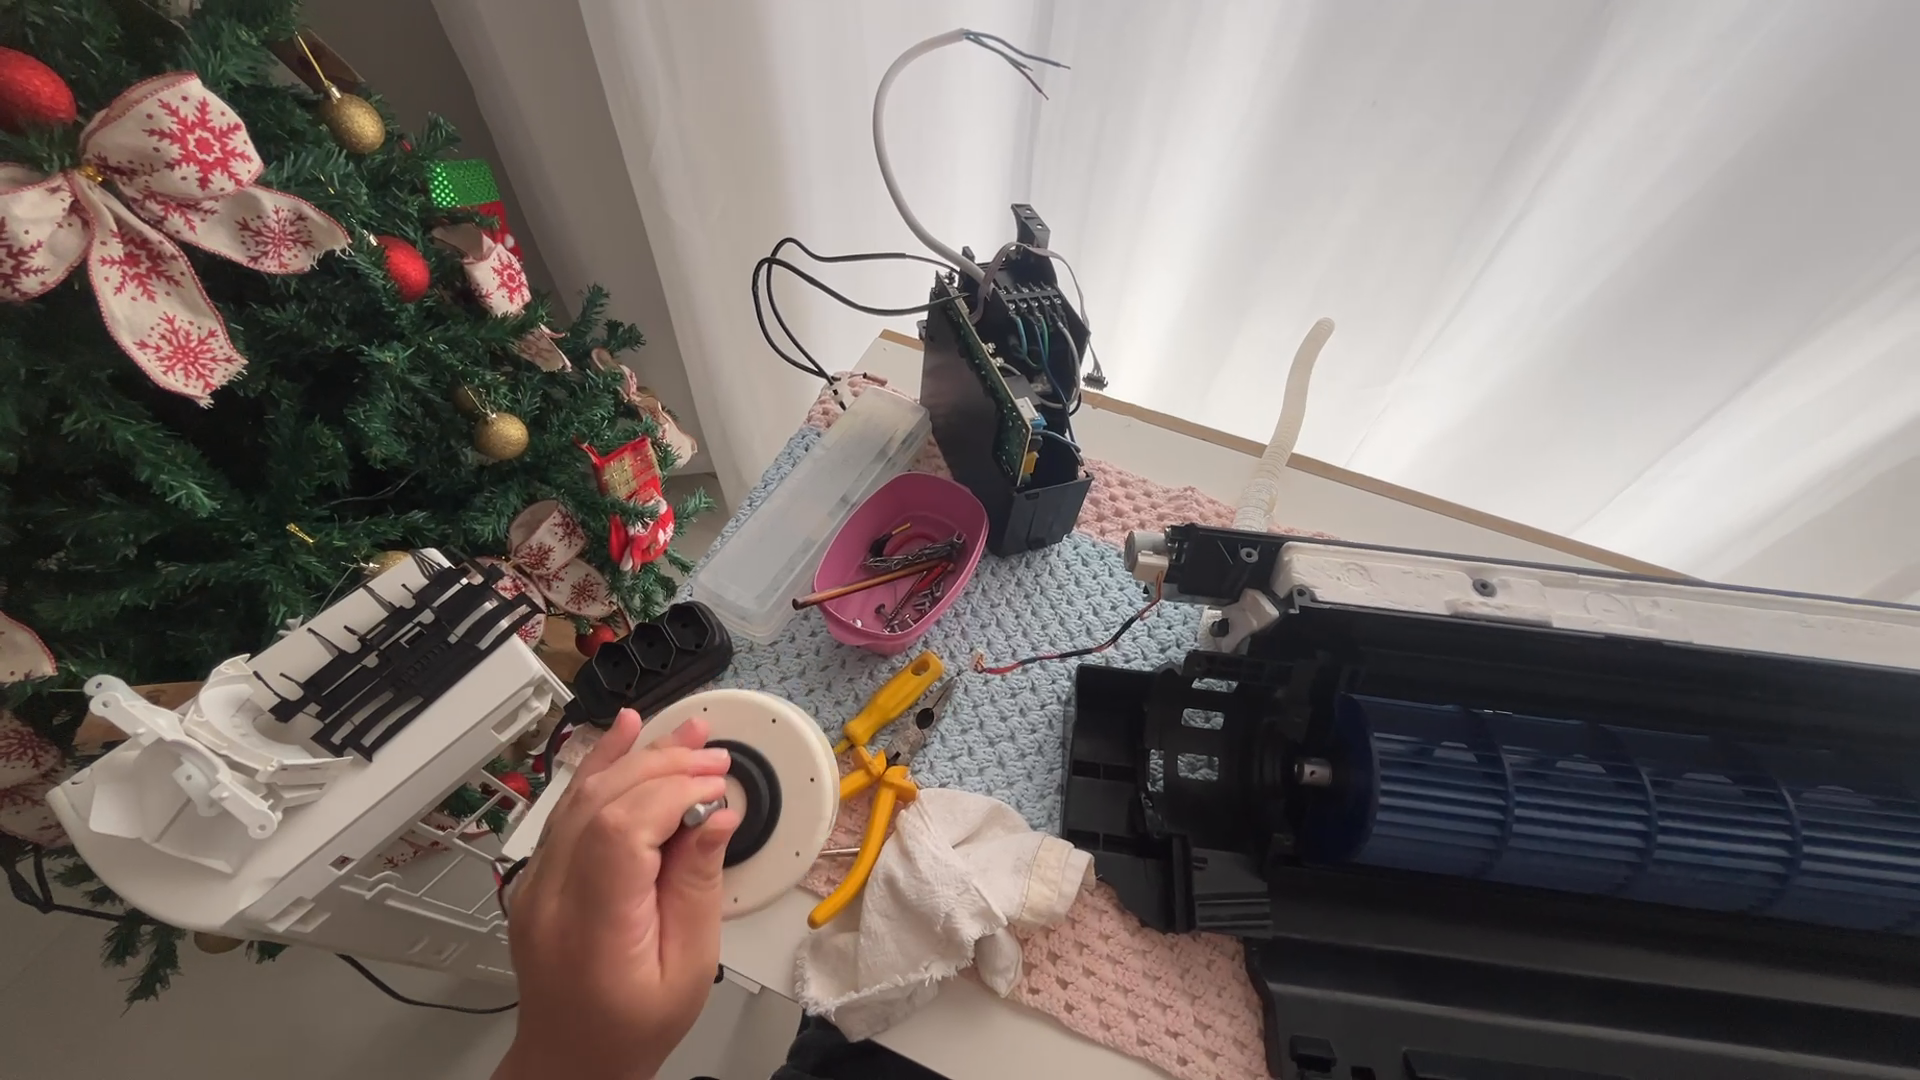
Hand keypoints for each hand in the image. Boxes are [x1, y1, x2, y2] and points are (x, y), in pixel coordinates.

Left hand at [494, 708, 740, 1079]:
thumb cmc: (633, 1026)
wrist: (570, 1060)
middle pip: (604, 800)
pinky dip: (601, 761)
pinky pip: (570, 804)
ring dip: (642, 755)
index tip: (718, 792)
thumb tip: (717, 815)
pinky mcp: (542, 869)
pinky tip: (626, 730)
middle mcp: (553, 896)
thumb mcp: (690, 967)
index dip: (675, 795)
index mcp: (592, 929)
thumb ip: (699, 885)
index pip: (622, 831)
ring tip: (692, 734)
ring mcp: (539, 879)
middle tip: (717, 759)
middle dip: (668, 767)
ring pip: (586, 792)